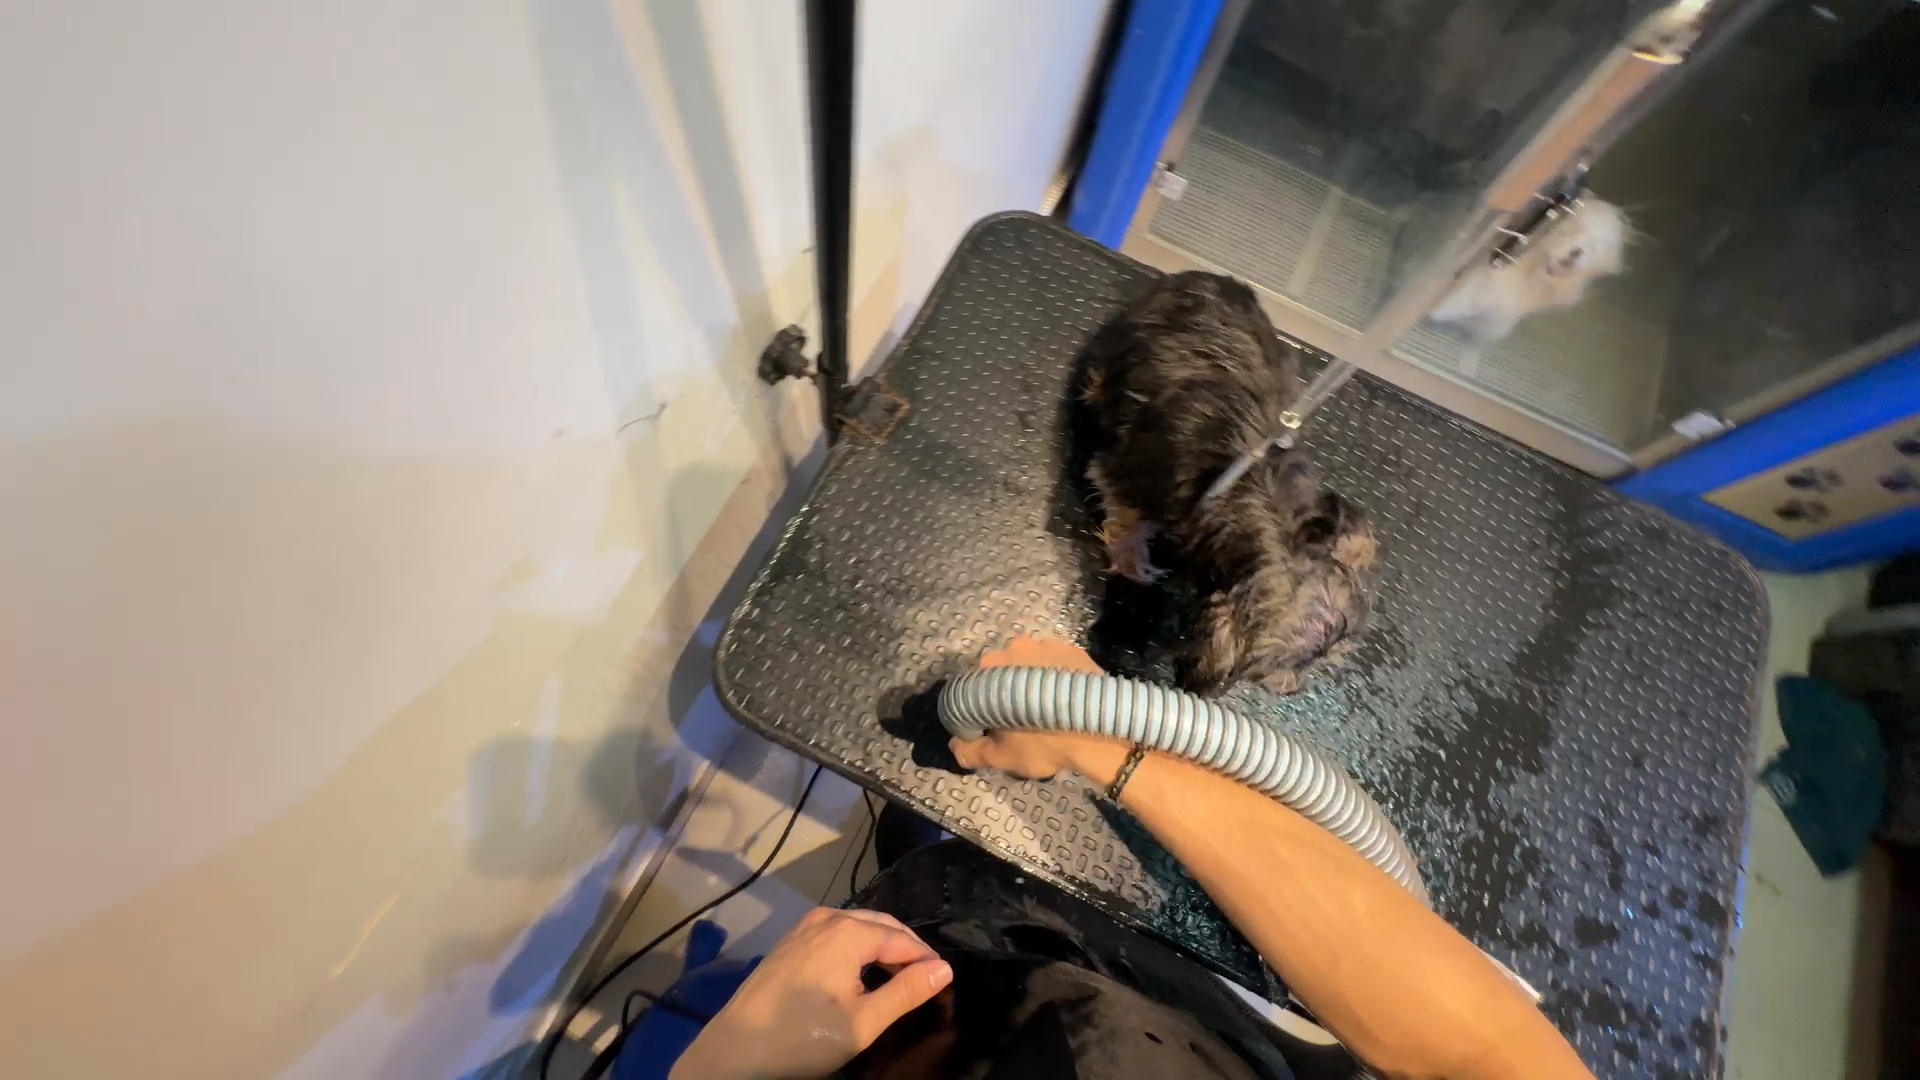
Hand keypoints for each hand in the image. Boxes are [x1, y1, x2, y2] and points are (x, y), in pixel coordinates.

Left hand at [670, 908, 952, 1079]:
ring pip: (858, 925)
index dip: (925, 959)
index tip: (944, 979)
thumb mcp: (862, 1023)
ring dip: (882, 945)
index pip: (902, 938)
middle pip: (881, 924)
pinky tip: (860, 971)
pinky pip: (837, 931)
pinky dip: (858, 945)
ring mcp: (806, 926)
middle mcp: (829, 917)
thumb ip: (905, 993)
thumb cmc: (801, 1039)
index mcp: (849, 931)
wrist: (733, 1053)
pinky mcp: (792, 939)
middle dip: (906, 947)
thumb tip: (943, 970)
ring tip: (898, 975)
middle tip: (926, 976)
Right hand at [948, 636, 1128, 784]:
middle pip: (1002, 670)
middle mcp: (1014, 647)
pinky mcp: (1072, 647)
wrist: (1100, 735)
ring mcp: (1046, 644)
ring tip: (1046, 704)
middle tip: (1021, 716)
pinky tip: (1064, 694)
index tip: (994, 724)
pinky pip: (1055, 659)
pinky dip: (1055, 673)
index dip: (983, 707)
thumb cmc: (1044, 744)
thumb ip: (971, 751)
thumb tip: (955, 746)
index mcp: (990, 669)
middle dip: (1007, 689)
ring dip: (1031, 678)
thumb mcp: (1001, 757)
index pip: (976, 687)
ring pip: (1029, 662)